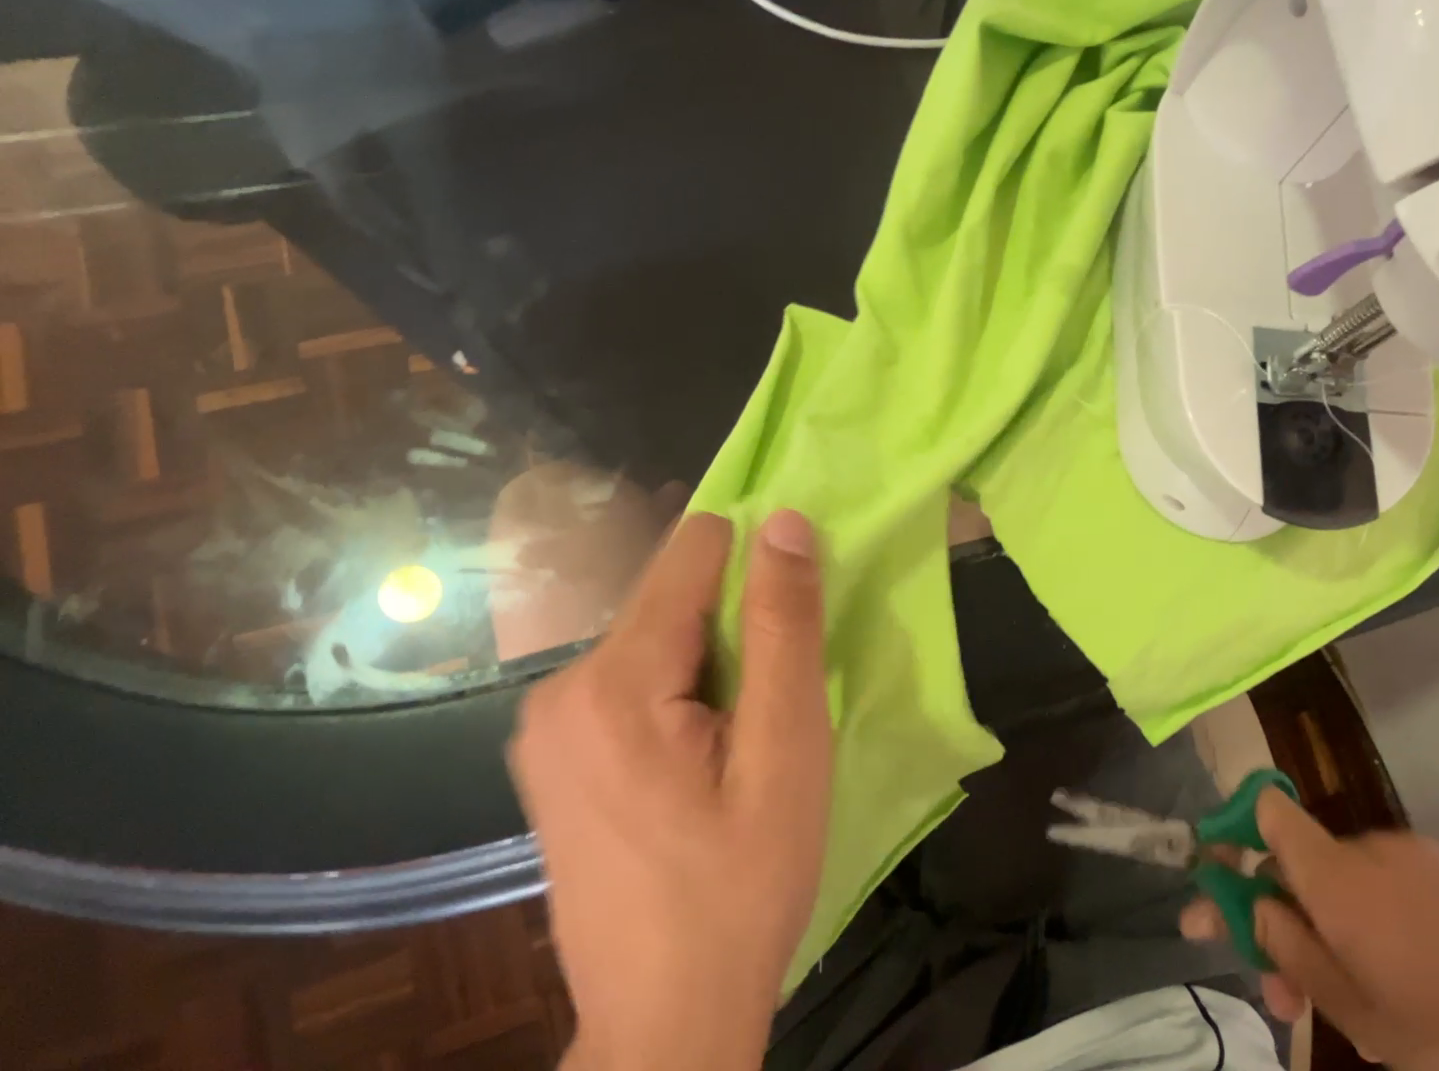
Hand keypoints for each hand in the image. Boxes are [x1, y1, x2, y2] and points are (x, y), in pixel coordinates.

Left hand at [510, 510, 830, 1070]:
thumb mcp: (785, 754)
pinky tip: (698, 771)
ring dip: (708, 672)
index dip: (756, 571)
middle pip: (667, 602)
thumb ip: (784, 630)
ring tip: (739, 750)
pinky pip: (627, 688)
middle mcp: (557, 689)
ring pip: (651, 645)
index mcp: (611, 682)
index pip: (690, 555)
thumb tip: (784, 521)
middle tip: (770, 717)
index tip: (794, 622)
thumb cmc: (740, 888)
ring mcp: (543, 728)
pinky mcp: (551, 760)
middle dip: (732, 634)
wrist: (666, 1017)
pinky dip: (675, 702)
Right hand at [1182, 790, 1438, 1070]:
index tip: (1217, 883)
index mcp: (1340, 875)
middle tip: (1274, 987)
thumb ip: (1288, 948)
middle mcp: (1376, 850)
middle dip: (1276, 914)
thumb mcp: (1353, 1009)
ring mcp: (1424, 862)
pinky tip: (1382, 980)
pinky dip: (1369, 922)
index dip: (1234, 836)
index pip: (1268, 813)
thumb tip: (1252, 904)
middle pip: (1302, 860)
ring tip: (1331, 1000)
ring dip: (1323, 926)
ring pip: (1345, 881)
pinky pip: (1390, 888)